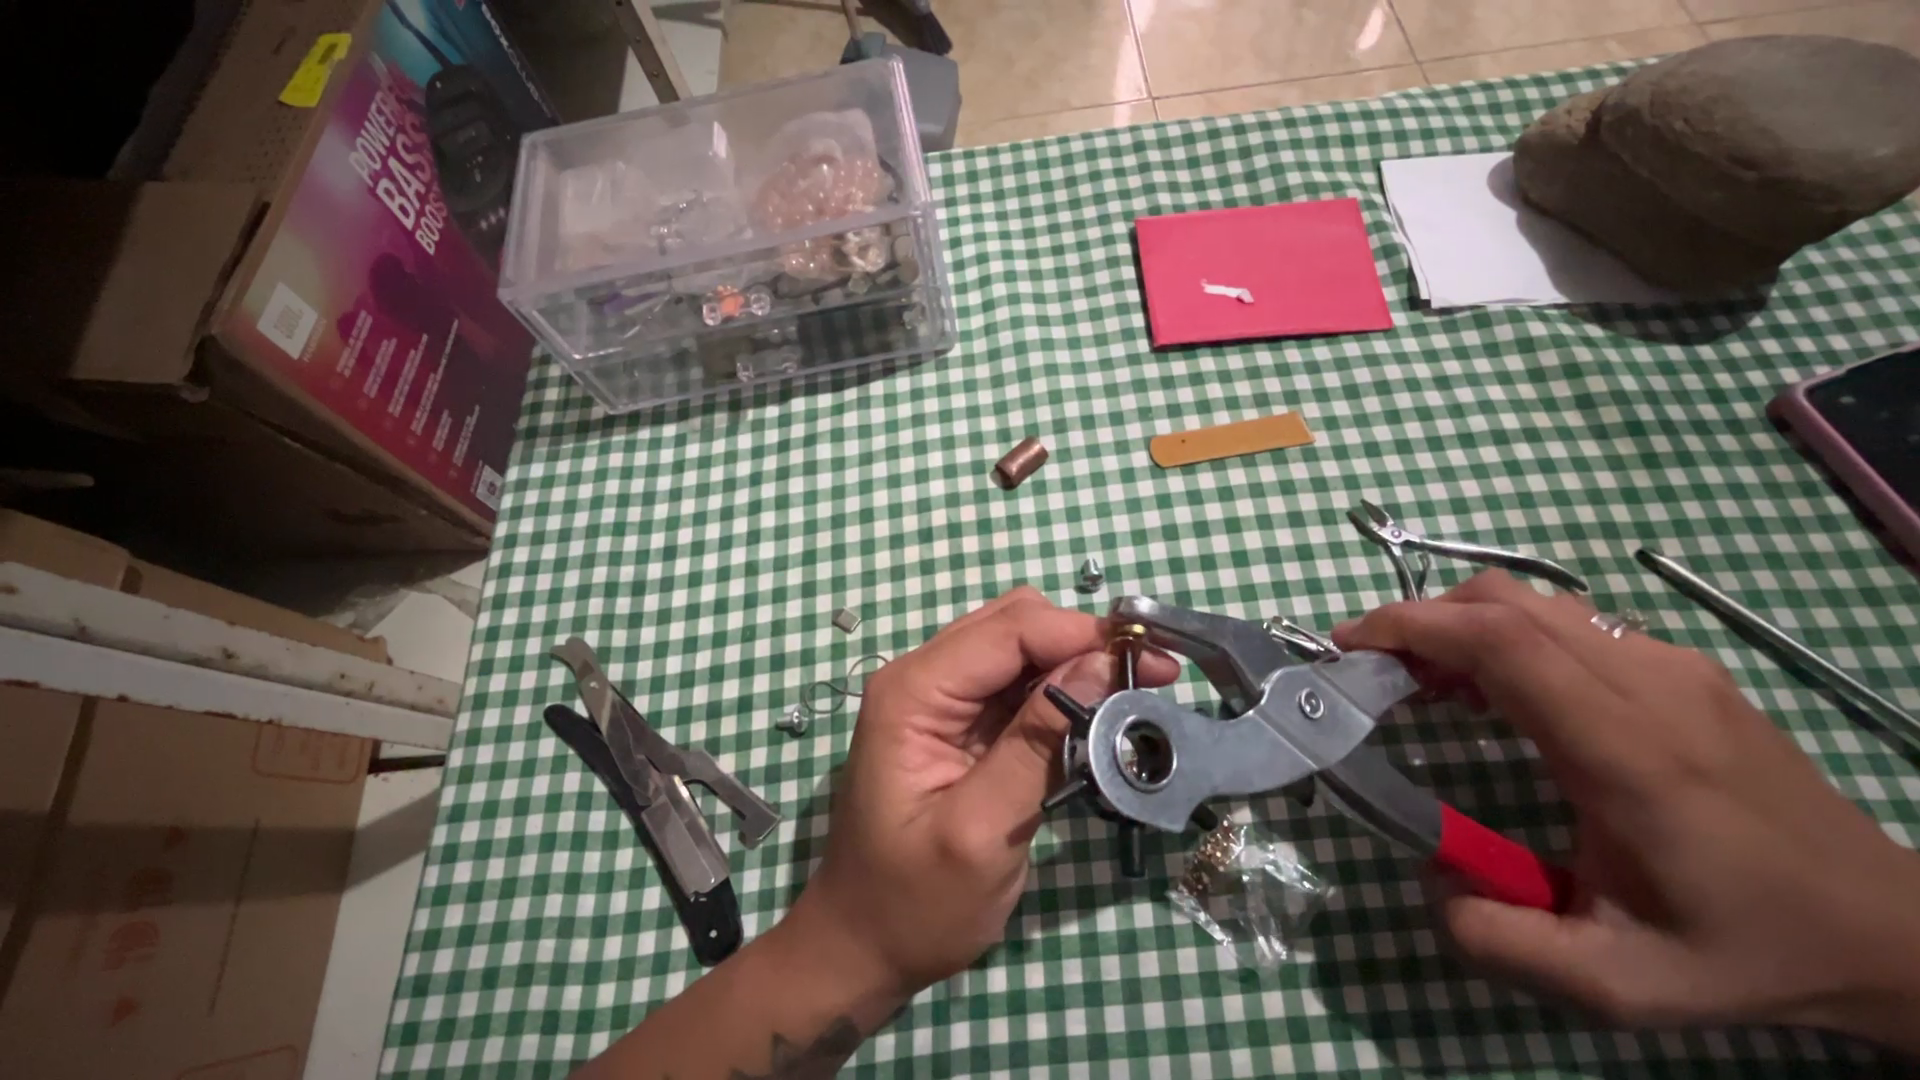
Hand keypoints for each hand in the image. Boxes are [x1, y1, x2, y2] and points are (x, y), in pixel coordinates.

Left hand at [786, 587, 1178, 994]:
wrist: (865, 944)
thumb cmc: (914, 902)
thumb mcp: (981, 831)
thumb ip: (1036, 744)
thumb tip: (1100, 665)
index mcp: (912, 693)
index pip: (1008, 631)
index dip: (1081, 634)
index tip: (1153, 660)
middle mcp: (923, 679)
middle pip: (1015, 625)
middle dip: (1084, 642)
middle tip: (1151, 678)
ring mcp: (941, 700)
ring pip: (1021, 648)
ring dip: (1077, 664)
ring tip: (1133, 696)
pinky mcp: (962, 724)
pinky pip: (1019, 686)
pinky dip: (1061, 693)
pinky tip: (1097, 719)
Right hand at [1333, 571, 1919, 1048]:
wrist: (1889, 929)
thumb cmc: (1745, 948)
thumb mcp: (1618, 984)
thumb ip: (1501, 942)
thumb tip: (1428, 879)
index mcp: (1627, 750)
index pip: (1502, 642)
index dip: (1413, 626)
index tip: (1352, 645)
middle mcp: (1650, 685)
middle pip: (1508, 602)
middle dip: (1420, 616)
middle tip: (1374, 664)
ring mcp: (1673, 667)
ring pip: (1538, 601)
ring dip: (1461, 622)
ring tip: (1427, 680)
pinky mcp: (1683, 668)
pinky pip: (1572, 623)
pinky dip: (1506, 634)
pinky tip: (1498, 692)